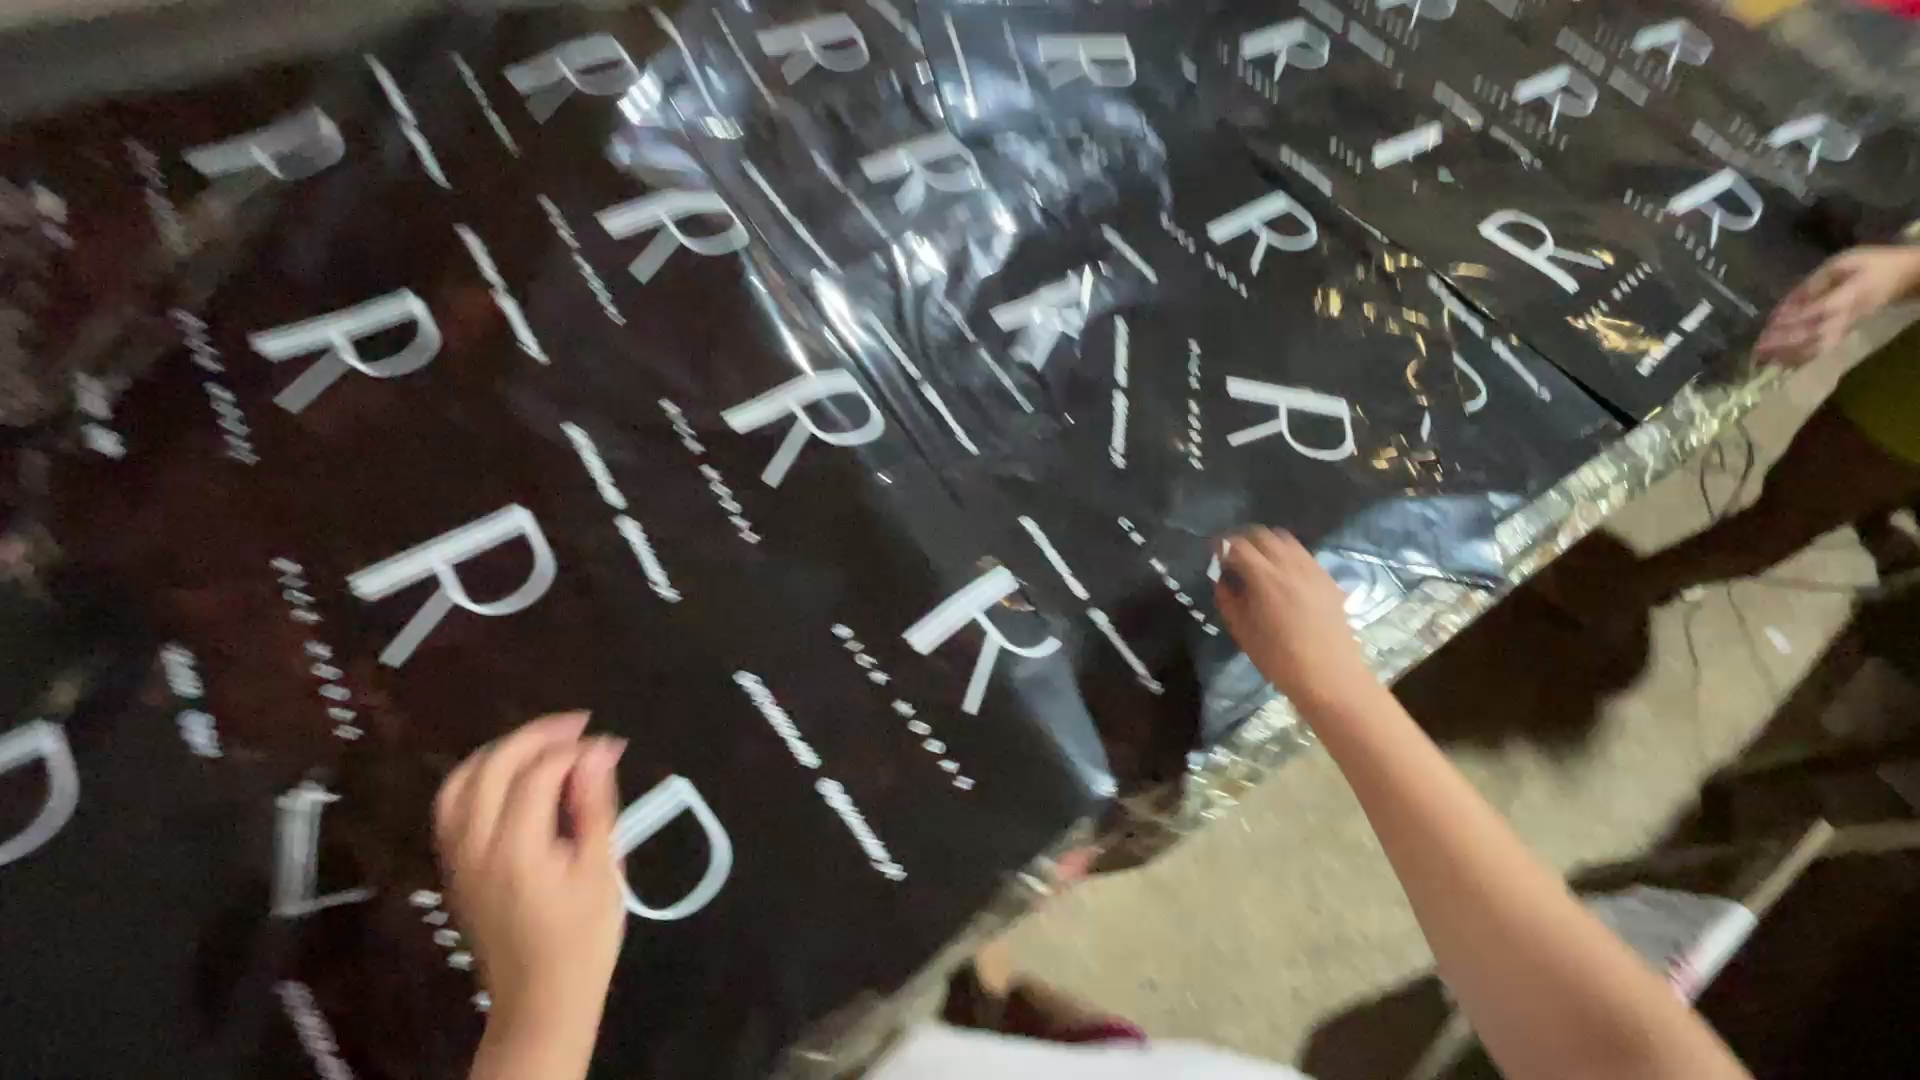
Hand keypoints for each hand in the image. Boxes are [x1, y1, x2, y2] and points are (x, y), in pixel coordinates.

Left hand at [436, 713, 626, 1051]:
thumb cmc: (584, 937)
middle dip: (535, 736)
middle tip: (578, 726)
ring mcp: (457, 858)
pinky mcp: (455, 867)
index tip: (609, 745)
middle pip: (491, 767)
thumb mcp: (603, 870)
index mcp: (517, 849)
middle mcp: (475, 847)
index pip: (538, 774)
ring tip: (543, 744)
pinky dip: (480, 777)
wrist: (542, 999)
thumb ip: (595, 805)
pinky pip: (453, 806)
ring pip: (460, 782)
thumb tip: (600, 750)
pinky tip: (513, 778)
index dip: (575, 749)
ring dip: (501, 753)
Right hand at [1215, 527, 1377, 712]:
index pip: (1238, 545)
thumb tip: (1222, 579)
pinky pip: (1303, 555)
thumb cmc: (1278, 657)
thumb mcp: (1241, 630)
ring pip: (1286, 540)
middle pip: (1263, 534)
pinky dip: (1287, 555)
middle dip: (1244, 539)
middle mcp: (1290, 565)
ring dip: (1267, 544)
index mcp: (1265, 578)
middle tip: (1234, 555)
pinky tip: (1282, 575)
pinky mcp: (1327, 579)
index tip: (1215, 555)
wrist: (1328, 675)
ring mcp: (1313, 570)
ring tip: (1258, 561)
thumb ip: (1227, 598)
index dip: (1222, 546)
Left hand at [1755, 245, 1919, 366]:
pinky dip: (1801, 359)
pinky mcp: (1845, 333)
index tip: (1769, 327)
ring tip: (1762, 360)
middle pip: (1815, 334)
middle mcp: (1848, 315)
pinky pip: (1823, 350)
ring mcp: (1847, 326)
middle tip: (1757, 350)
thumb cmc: (1871, 265)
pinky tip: (1780, 364)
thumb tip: (1785, 304)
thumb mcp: (1842, 263)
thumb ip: (1811, 284)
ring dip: (1789, 355)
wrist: (1905, 275)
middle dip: (1784, 344)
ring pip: (1818, 347)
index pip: (1819, 311)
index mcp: (1849, 295)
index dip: (1794, 320)